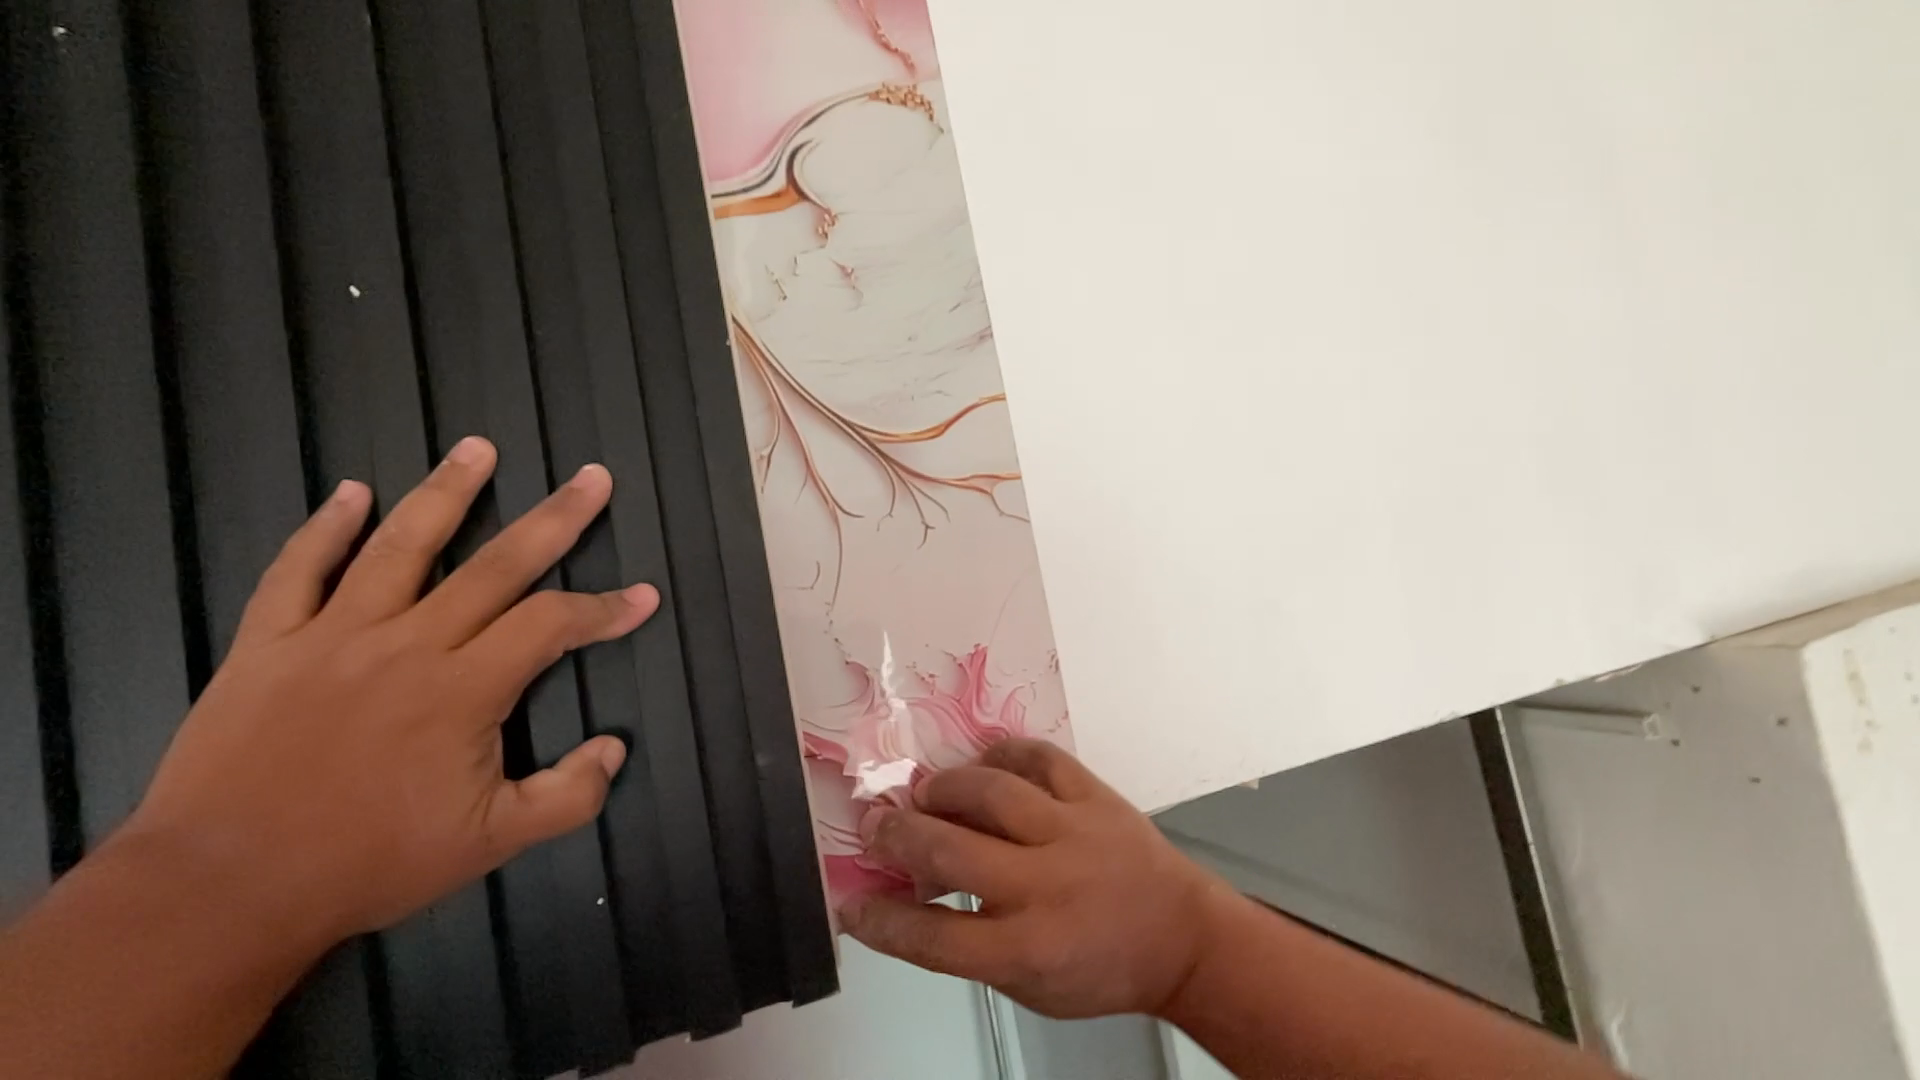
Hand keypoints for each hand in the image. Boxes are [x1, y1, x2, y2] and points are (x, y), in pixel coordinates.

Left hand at [115, 436, 654, 947]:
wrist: (222, 891)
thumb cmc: (369, 863)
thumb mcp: (493, 844)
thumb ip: (569, 795)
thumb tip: (615, 748)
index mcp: (464, 690)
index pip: (553, 626)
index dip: (605, 609)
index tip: (643, 597)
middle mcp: (408, 645)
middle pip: (495, 565)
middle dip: (554, 519)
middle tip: (592, 476)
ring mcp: (332, 637)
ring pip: (400, 547)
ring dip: (446, 492)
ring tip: (478, 447)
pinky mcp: (267, 646)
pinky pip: (295, 573)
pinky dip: (322, 529)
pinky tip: (350, 492)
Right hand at [838, 739, 1236, 1018]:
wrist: (1181, 938)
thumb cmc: (1098, 969)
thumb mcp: (1029, 983)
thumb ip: (968, 944)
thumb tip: (906, 895)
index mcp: (1026, 951)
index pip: (931, 937)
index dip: (881, 920)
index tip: (852, 904)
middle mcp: (1045, 888)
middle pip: (949, 851)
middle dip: (897, 834)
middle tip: (874, 821)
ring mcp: (1073, 833)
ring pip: (990, 792)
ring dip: (945, 786)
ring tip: (927, 791)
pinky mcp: (1096, 796)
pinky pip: (1040, 757)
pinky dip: (1004, 751)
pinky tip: (984, 760)